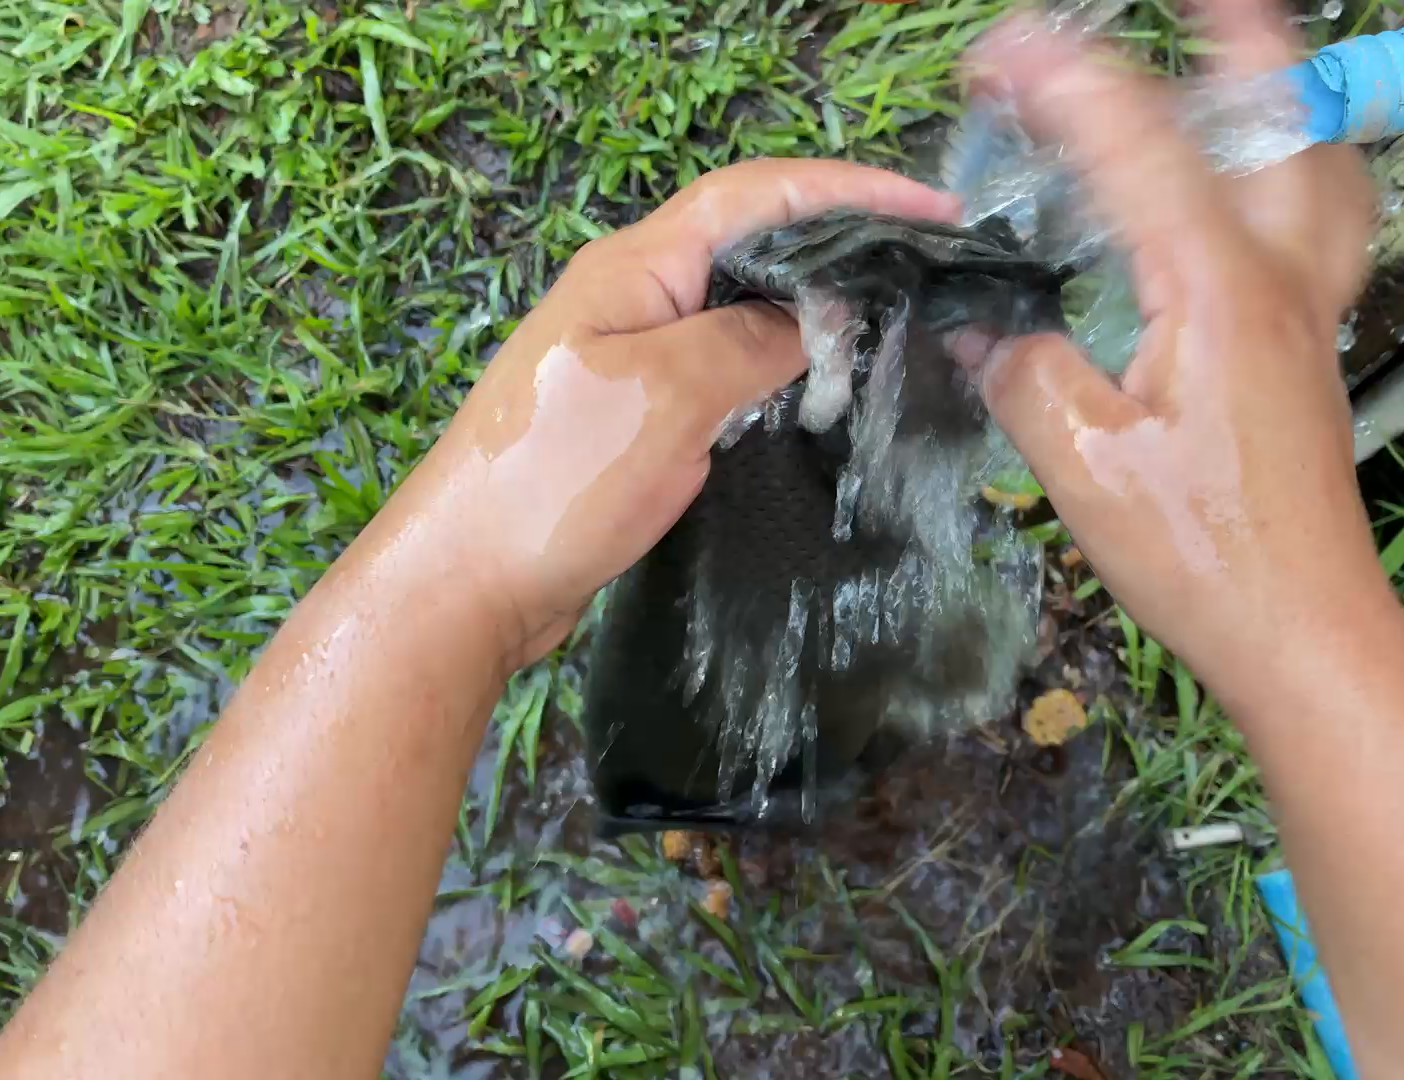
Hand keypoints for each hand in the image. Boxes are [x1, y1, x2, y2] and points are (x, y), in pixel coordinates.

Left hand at [393, 160, 956, 672]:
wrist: (472, 580)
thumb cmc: (559, 477)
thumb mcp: (665, 394)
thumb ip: (749, 341)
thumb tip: (821, 317)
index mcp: (636, 268)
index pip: (755, 197)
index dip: (847, 191)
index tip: (931, 209)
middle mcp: (639, 298)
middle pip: (753, 246)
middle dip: (838, 245)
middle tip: (919, 269)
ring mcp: (640, 360)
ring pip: (743, 313)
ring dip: (813, 311)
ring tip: (889, 323)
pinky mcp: (645, 415)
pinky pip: (727, 372)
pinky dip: (780, 370)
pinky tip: (820, 388)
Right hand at [963, 8, 1379, 695]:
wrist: (1296, 626)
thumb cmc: (1192, 549)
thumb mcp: (1079, 461)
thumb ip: (1021, 372)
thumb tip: (976, 326)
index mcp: (1214, 291)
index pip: (1136, 149)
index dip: (1063, 84)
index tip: (998, 54)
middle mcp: (1279, 278)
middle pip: (1278, 116)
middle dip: (1227, 40)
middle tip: (1184, 2)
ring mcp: (1308, 313)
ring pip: (1319, 163)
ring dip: (1276, 97)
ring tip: (1225, 66)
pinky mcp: (1308, 351)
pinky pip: (1318, 226)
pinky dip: (1288, 175)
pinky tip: (1244, 196)